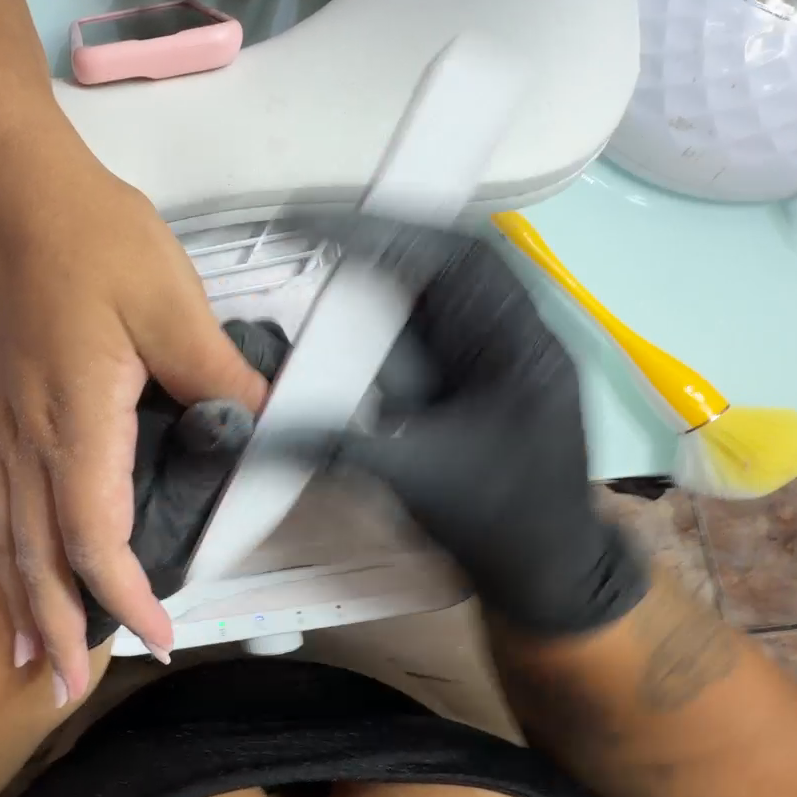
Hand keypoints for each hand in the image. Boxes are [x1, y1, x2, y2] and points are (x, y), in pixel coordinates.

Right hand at [0, 170, 269, 704]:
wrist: (15, 200)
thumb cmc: (92, 245)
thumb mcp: (171, 303)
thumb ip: (217, 373)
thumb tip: (259, 421)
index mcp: (74, 423)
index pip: (93, 533)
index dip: (122, 593)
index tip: (156, 634)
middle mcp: (29, 441)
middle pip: (34, 554)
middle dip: (52, 625)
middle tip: (61, 688)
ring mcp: (7, 430)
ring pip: (6, 535)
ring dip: (19, 600)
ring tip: (27, 654)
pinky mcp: (1, 414)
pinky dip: (2, 552)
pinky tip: (9, 568)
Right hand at [327, 226, 646, 637]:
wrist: (546, 570)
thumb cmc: (499, 519)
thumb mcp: (410, 475)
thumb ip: (327, 446)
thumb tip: (249, 434)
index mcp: (517, 344)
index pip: (454, 258)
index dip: (384, 232)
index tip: (314, 225)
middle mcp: (508, 335)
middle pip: (442, 261)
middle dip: (375, 241)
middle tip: (305, 235)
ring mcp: (489, 357)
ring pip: (429, 293)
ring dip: (374, 277)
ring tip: (312, 265)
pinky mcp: (468, 380)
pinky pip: (418, 333)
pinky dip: (375, 322)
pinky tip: (337, 325)